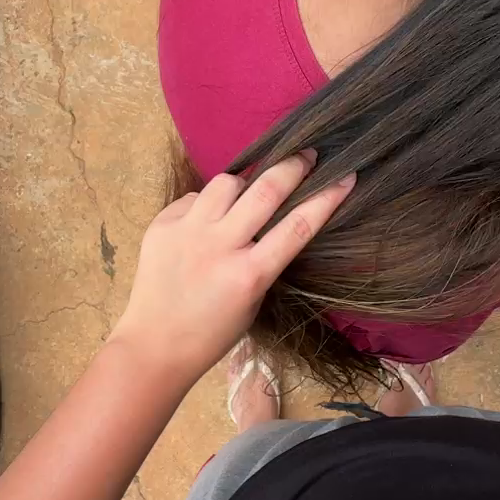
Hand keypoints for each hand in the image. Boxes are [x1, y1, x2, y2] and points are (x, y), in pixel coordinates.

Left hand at [105, 152, 353, 387]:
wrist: (154, 344)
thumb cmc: (213, 331)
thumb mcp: (254, 299)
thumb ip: (265, 257)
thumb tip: (275, 214)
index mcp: (249, 275)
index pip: (298, 225)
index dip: (327, 197)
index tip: (345, 176)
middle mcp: (219, 247)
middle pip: (265, 190)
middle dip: (293, 166)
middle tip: (308, 154)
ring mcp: (187, 232)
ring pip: (227, 183)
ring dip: (246, 182)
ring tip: (249, 193)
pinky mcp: (163, 224)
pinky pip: (196, 198)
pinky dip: (209, 204)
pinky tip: (208, 221)